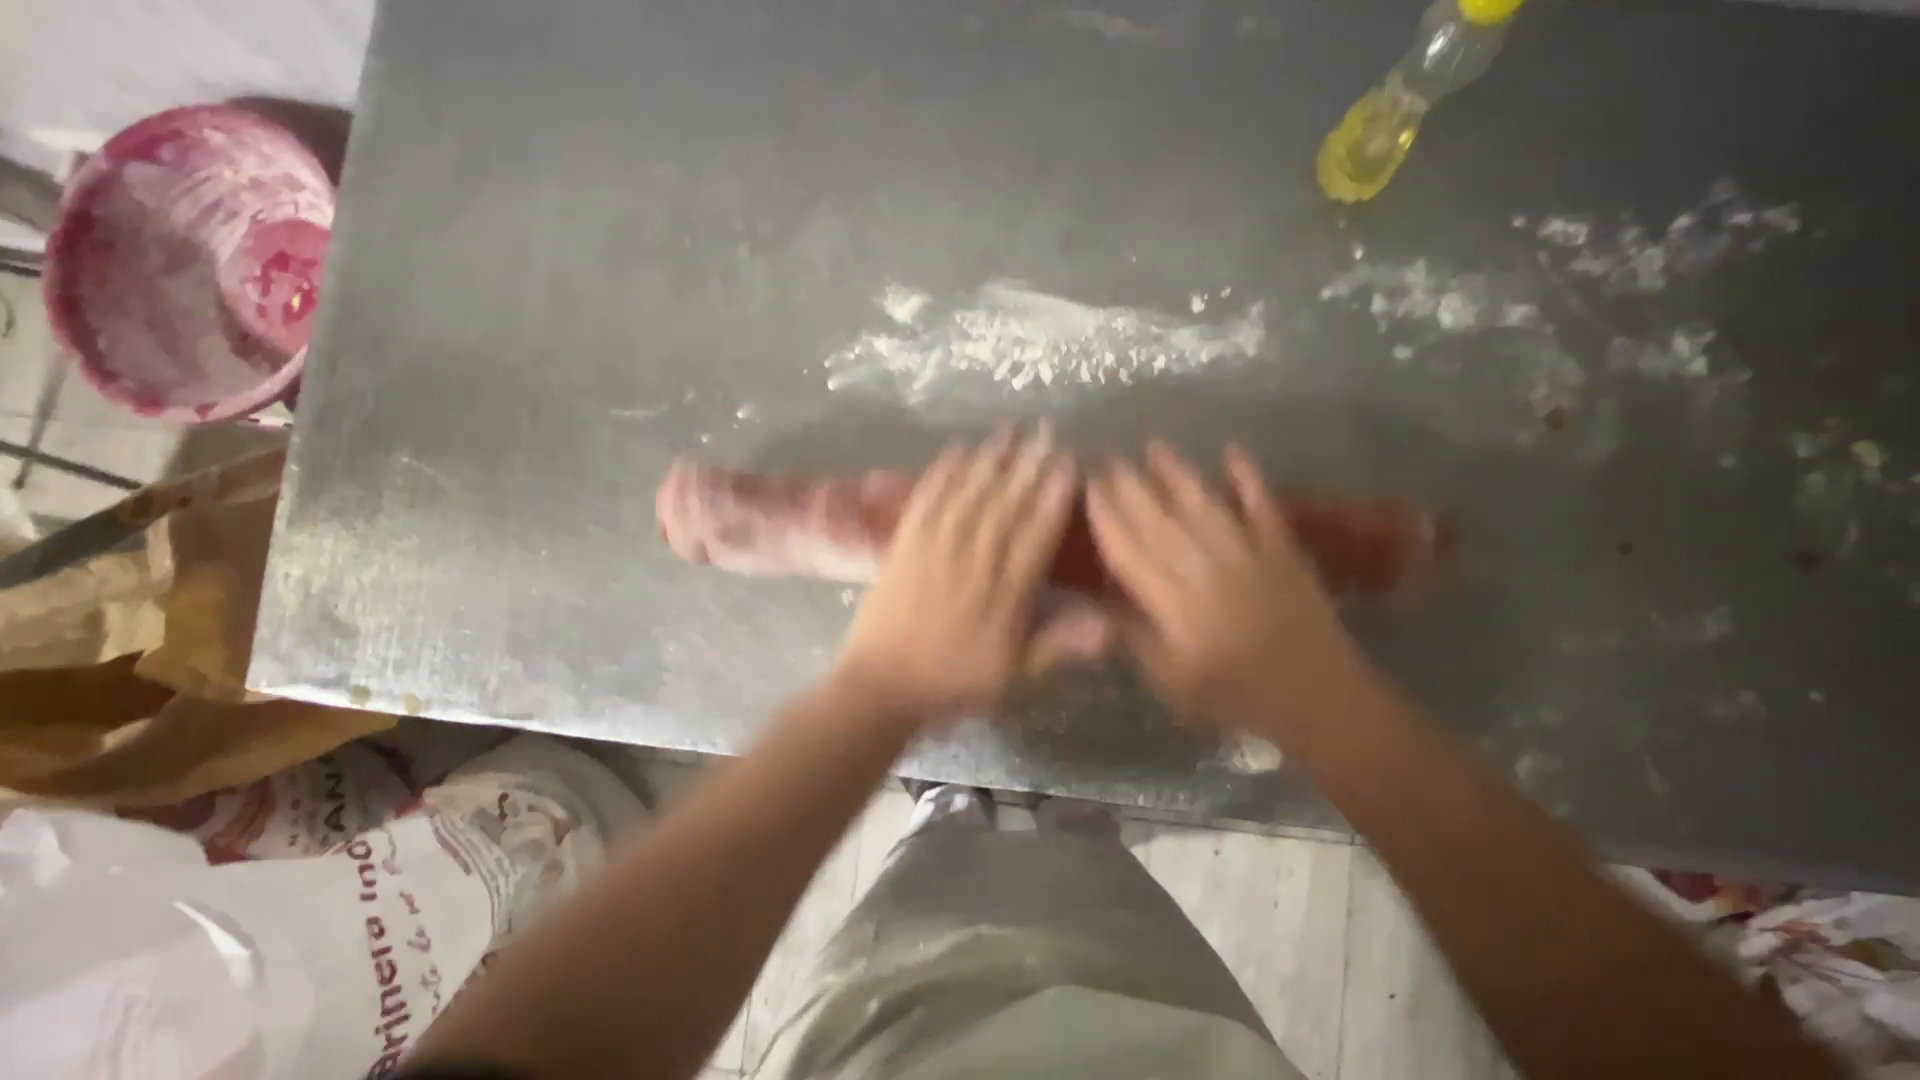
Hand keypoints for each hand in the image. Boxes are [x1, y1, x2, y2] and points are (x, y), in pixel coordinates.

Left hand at [831, 428, 1111, 723]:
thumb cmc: (954, 682)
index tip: (1070, 465)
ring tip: (1010, 430)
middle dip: (1028, 465)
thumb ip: (1059, 645)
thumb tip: (1110, 626)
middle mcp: (973, 561)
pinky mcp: (904, 545)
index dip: (1054, 498)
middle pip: (1005, 504)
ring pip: (968, 494)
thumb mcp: (1014, 675)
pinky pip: (926, 500)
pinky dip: (942, 473)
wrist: (883, 686)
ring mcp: (935, 548)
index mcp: (1004, 593)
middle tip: (1047, 431)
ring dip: (990, 460)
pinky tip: (958, 450)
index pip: (1036, 535)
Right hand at [1086, 442, 1365, 734]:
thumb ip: (1135, 635)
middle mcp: (1203, 566)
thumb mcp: (1170, 679)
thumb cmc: (1234, 696)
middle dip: (1130, 486)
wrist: (1315, 696)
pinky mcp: (1282, 549)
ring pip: (1203, 503)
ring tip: (1153, 447)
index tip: (1086, 487)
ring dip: (1176, 472)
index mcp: (1171, 600)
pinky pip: (1261, 504)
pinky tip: (1231, 452)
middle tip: (1108, 459)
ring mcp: (1246, 552)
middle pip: (1158, 518)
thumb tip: (1103, 598)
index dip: (1104, 515)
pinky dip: (1247, 477)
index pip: (1127, 547)